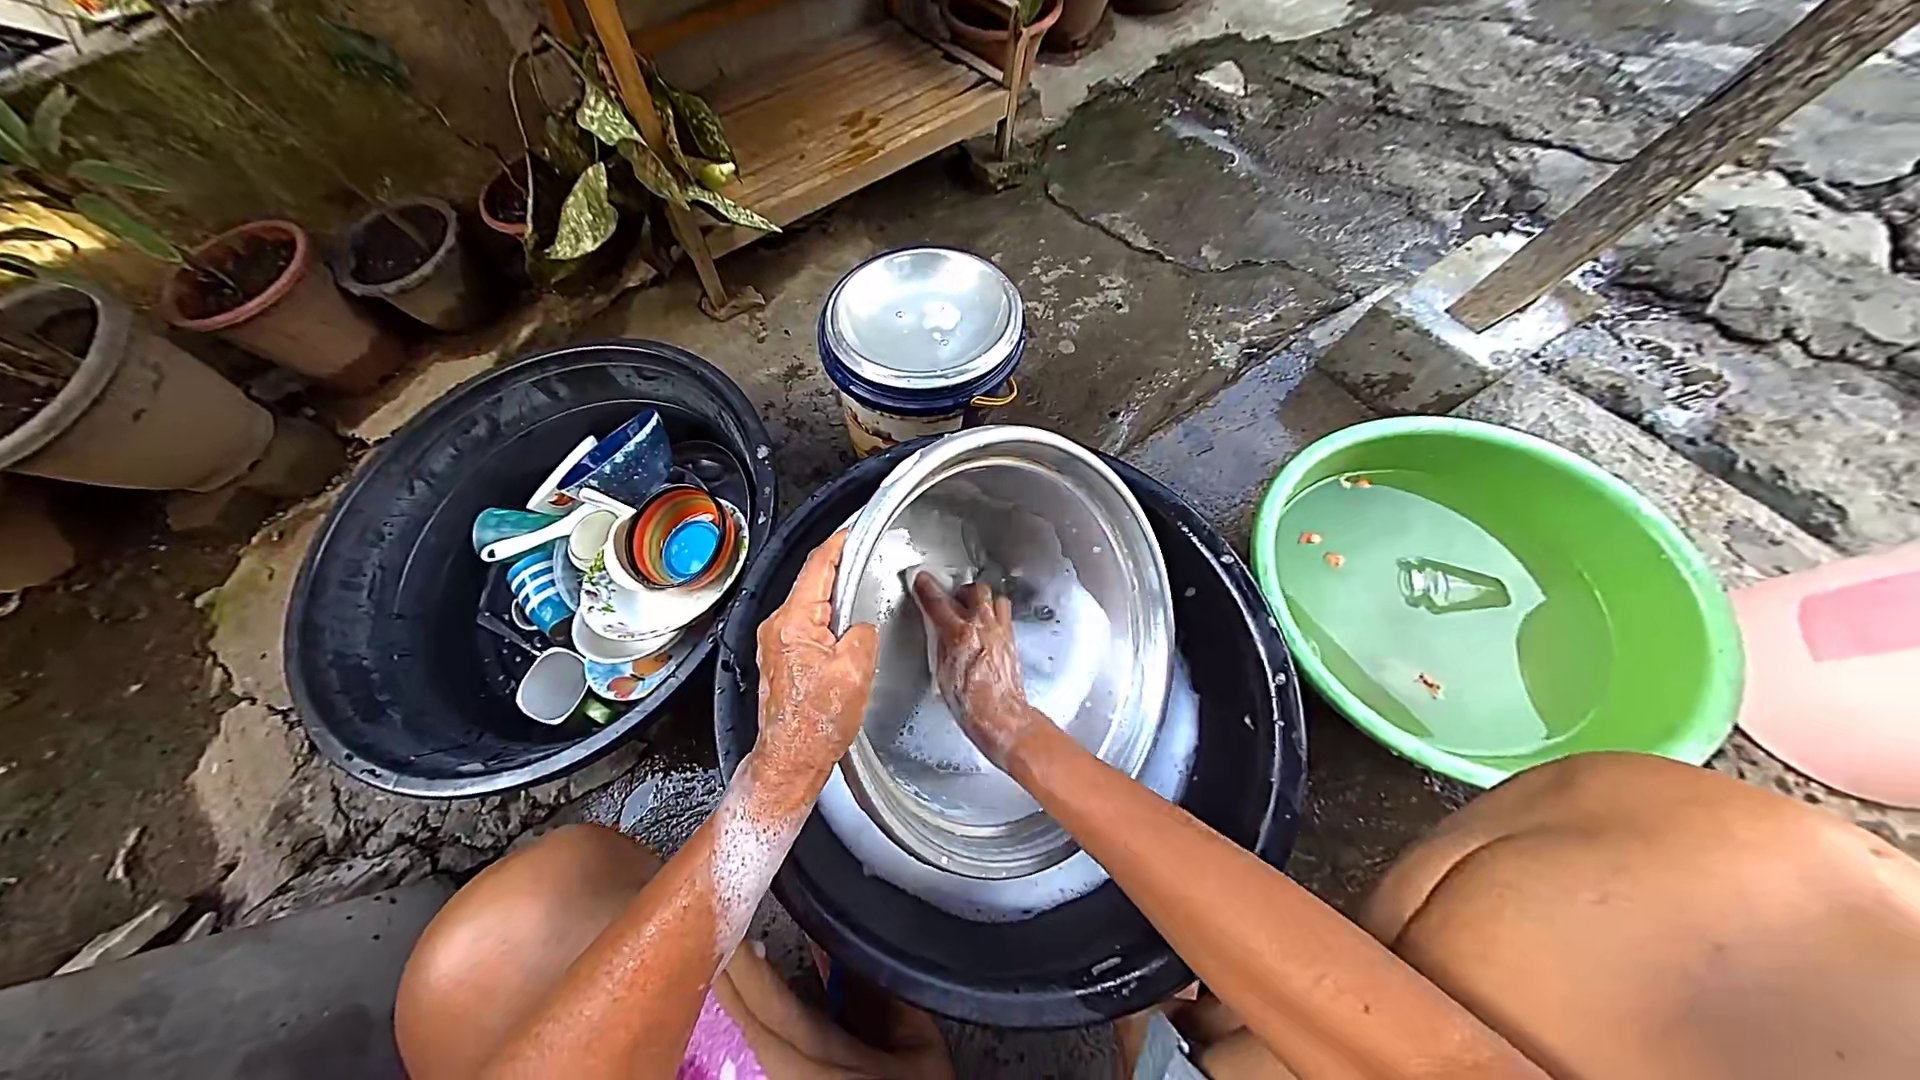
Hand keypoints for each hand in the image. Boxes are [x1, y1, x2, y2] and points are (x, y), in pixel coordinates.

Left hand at [754, 531, 879, 793]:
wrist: (792, 757)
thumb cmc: (816, 724)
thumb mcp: (855, 669)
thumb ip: (861, 632)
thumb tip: (860, 625)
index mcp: (792, 623)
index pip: (816, 568)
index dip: (837, 545)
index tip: (851, 532)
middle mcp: (776, 628)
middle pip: (810, 583)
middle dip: (838, 569)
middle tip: (863, 559)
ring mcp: (774, 642)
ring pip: (808, 605)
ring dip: (833, 597)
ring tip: (858, 595)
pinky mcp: (780, 656)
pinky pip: (805, 624)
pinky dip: (825, 618)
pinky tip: (843, 628)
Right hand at [910, 574, 1048, 768]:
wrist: (1001, 717)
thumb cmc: (972, 704)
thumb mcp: (942, 673)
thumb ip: (940, 644)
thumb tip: (937, 629)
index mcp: (960, 635)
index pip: (938, 602)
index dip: (927, 588)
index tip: (922, 580)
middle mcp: (983, 627)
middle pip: (974, 590)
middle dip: (960, 590)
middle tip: (951, 597)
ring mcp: (1000, 631)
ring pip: (994, 597)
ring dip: (981, 599)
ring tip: (972, 607)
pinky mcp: (1012, 639)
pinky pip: (1004, 613)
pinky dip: (994, 613)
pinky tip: (987, 624)